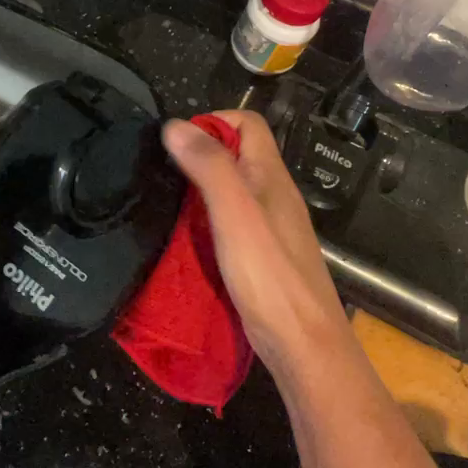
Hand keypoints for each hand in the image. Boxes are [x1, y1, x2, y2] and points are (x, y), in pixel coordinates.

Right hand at [162, 111, 349, 376]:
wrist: (304, 346)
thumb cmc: (270, 275)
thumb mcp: (234, 212)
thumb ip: (209, 166)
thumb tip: (175, 125)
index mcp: (271, 176)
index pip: (248, 123)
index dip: (212, 121)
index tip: (177, 142)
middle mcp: (274, 195)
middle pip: (238, 154)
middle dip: (200, 154)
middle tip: (163, 172)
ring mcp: (271, 227)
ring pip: (233, 188)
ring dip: (200, 187)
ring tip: (166, 201)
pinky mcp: (262, 256)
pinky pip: (231, 221)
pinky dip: (206, 219)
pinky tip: (186, 236)